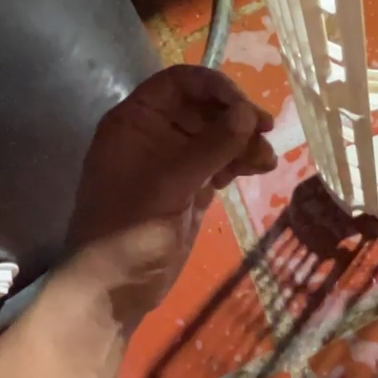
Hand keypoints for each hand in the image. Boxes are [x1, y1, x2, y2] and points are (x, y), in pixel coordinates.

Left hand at [64, 65, 276, 326]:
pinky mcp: (190, 185)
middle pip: (203, 106)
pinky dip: (240, 161)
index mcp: (136, 120)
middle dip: (235, 116)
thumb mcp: (169, 185)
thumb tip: (247, 113)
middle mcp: (155, 132)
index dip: (213, 86)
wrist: (112, 294)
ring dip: (243, 141)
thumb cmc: (128, 232)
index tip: (244, 105)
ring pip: (216, 133)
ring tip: (266, 159)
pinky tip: (258, 168)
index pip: (178, 83)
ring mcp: (174, 160)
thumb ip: (210, 147)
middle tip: (265, 130)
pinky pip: (220, 160)